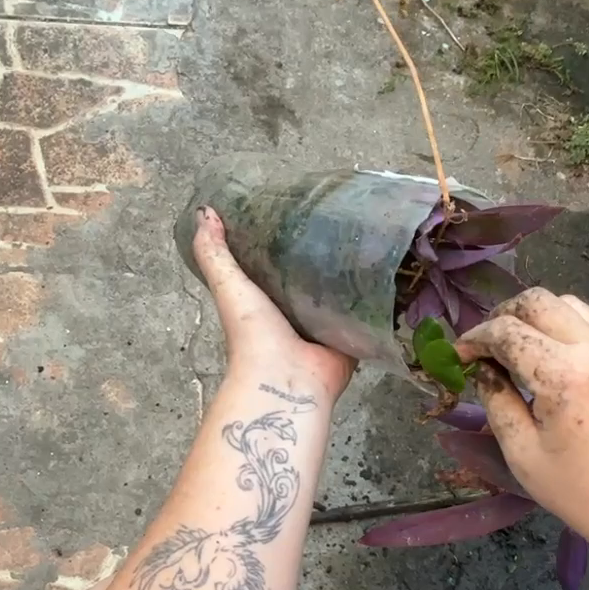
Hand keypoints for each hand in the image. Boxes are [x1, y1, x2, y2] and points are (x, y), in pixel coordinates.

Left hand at [191, 207, 355, 400]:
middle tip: (345, 222)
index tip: (303, 209)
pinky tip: (385, 278)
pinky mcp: (351, 340)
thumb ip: (215, 254)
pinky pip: (365, 318)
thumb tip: (203, 211)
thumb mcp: (229, 286)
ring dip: (352, 279)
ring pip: (341, 297)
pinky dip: (374, 304)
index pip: (280, 266)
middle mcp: (298, 316)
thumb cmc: (253, 335)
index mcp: (268, 302)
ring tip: (371, 242)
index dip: (288, 242)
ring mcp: (326, 329)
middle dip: (326, 258)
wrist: (285, 379)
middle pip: (313, 280)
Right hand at [455, 288, 588, 550]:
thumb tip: (483, 369)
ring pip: (568, 304)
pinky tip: (549, 359)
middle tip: (485, 345)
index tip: (460, 356)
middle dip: (503, 315)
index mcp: (565, 378)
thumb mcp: (521, 453)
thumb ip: (497, 401)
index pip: (508, 332)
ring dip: (535, 316)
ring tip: (516, 347)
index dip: (476, 338)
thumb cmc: (577, 492)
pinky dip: (562, 329)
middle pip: (539, 301)